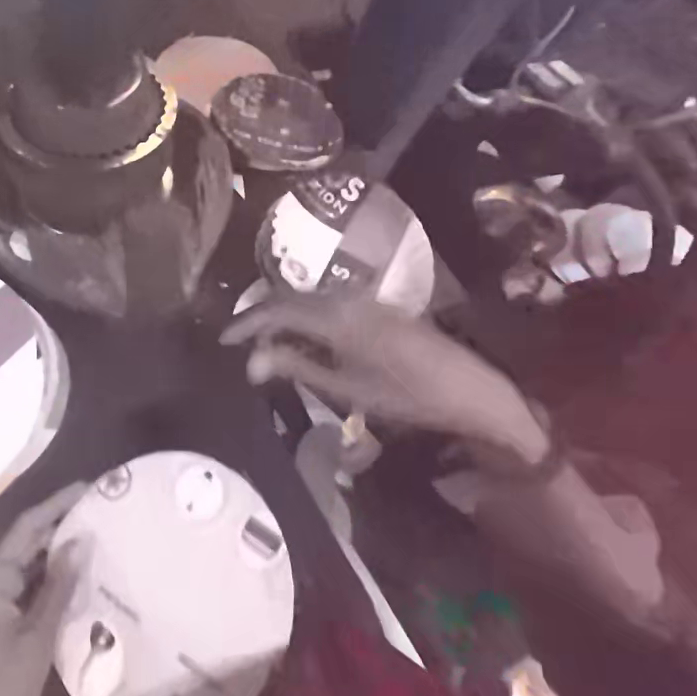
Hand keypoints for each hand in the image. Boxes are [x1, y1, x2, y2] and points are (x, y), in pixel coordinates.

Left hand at [0, 484, 87, 695]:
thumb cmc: (4, 687)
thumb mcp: (36, 635)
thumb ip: (58, 586)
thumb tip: (81, 539)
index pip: (25, 528)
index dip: (55, 505)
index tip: (86, 487)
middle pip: (27, 542)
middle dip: (60, 523)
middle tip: (97, 506)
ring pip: (32, 563)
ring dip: (59, 549)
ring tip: (96, 530)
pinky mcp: (8, 619)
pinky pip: (33, 585)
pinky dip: (56, 577)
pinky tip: (82, 571)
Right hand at [221, 295, 548, 462]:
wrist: (473, 390)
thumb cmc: (408, 397)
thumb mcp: (346, 387)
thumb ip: (296, 367)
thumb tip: (251, 363)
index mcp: (337, 317)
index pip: (277, 310)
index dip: (247, 322)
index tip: (224, 340)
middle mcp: (347, 298)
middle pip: (289, 299)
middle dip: (260, 317)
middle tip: (238, 340)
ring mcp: (363, 299)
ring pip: (307, 299)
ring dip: (281, 316)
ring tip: (263, 340)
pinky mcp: (374, 305)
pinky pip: (326, 303)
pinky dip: (304, 317)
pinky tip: (300, 336)